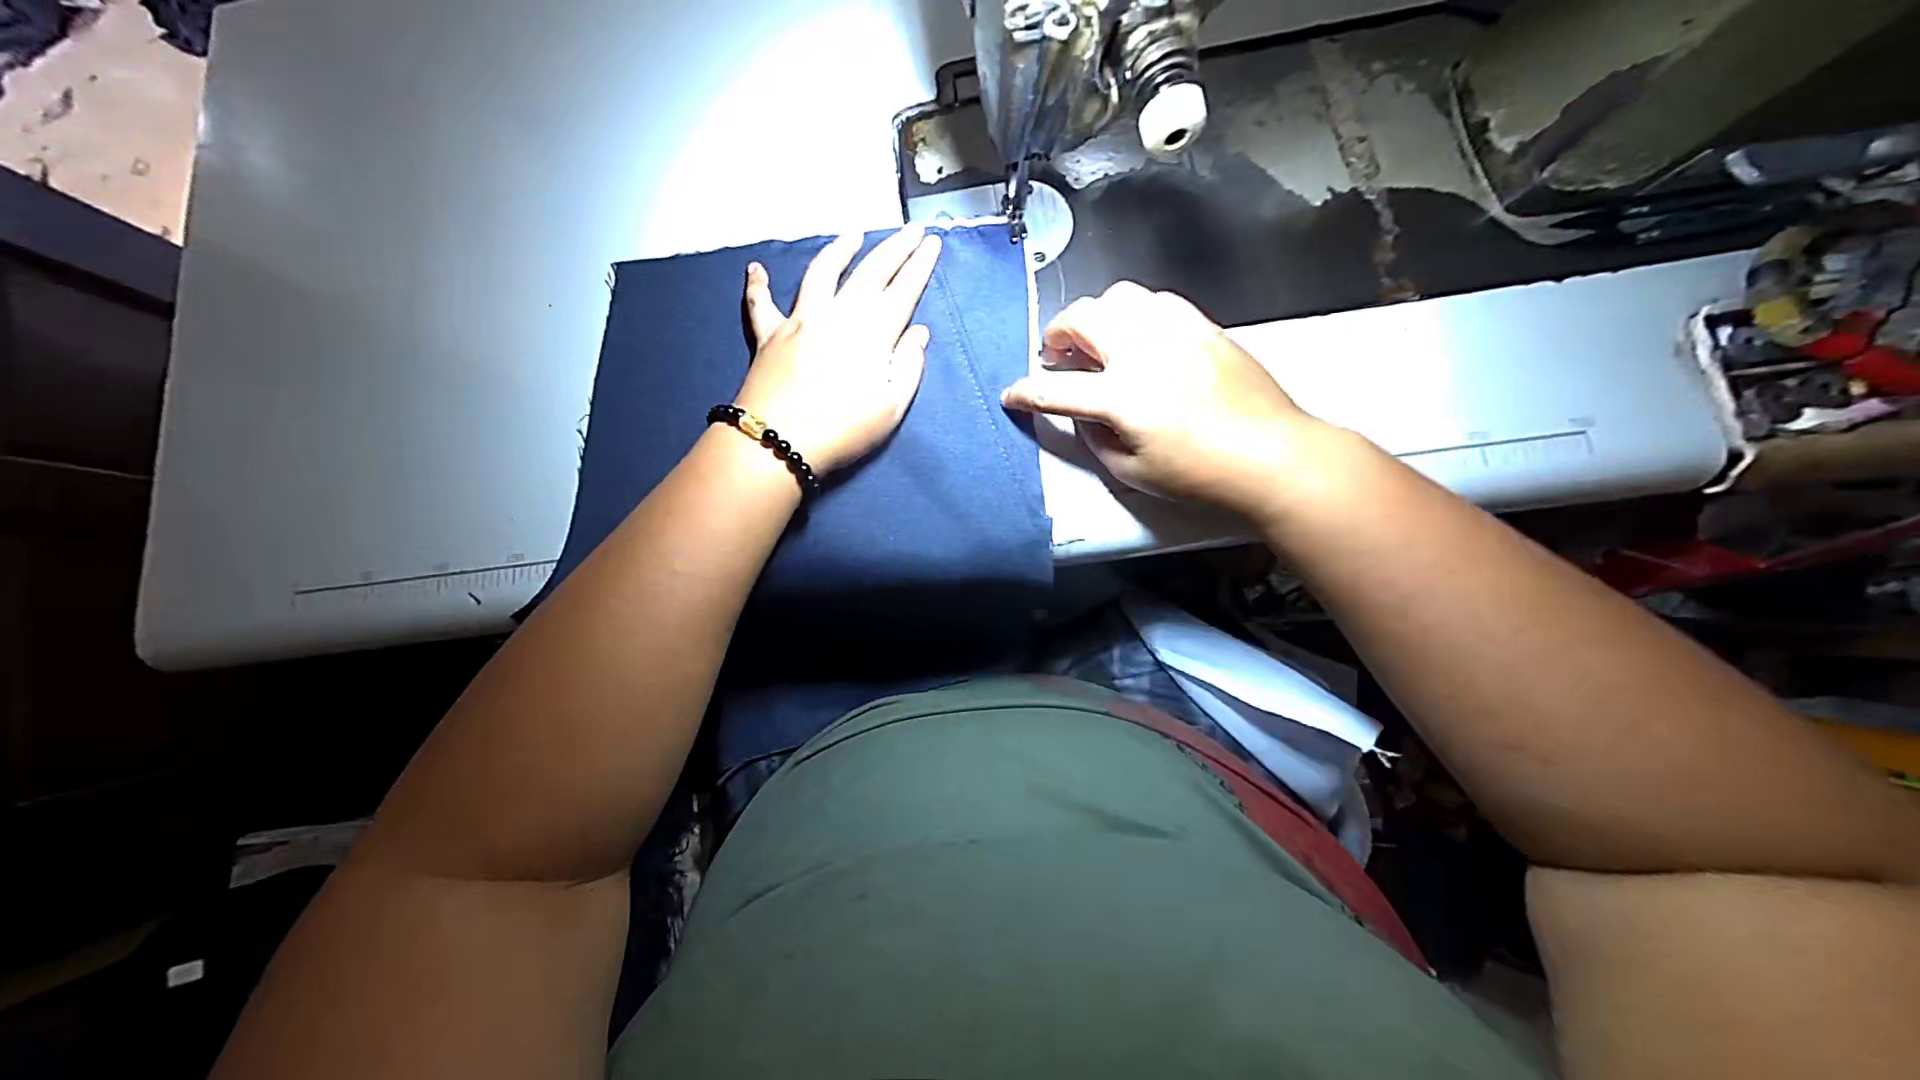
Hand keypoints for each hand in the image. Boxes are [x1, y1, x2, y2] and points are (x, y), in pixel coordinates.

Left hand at [732, 225, 941, 474]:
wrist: (779, 441)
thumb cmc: (843, 430)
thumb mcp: (891, 407)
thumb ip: (908, 367)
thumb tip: (918, 333)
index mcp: (873, 333)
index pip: (904, 290)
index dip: (920, 265)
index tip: (932, 243)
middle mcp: (838, 314)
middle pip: (871, 271)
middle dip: (894, 248)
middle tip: (910, 230)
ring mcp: (801, 320)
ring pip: (821, 273)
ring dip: (838, 250)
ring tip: (852, 235)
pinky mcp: (769, 334)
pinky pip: (762, 304)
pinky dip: (759, 285)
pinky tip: (756, 269)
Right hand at [1000, 281, 1334, 518]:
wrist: (1271, 455)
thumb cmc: (1199, 474)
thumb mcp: (1131, 472)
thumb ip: (1095, 438)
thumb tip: (1084, 414)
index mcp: (1121, 397)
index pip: (1055, 389)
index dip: (1025, 392)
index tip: (1012, 393)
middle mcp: (1143, 352)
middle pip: (1081, 318)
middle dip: (1056, 333)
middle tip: (1056, 355)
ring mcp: (1175, 332)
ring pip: (1118, 297)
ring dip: (1096, 316)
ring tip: (1099, 341)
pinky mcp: (1202, 326)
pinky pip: (1157, 301)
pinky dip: (1136, 313)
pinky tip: (1141, 337)